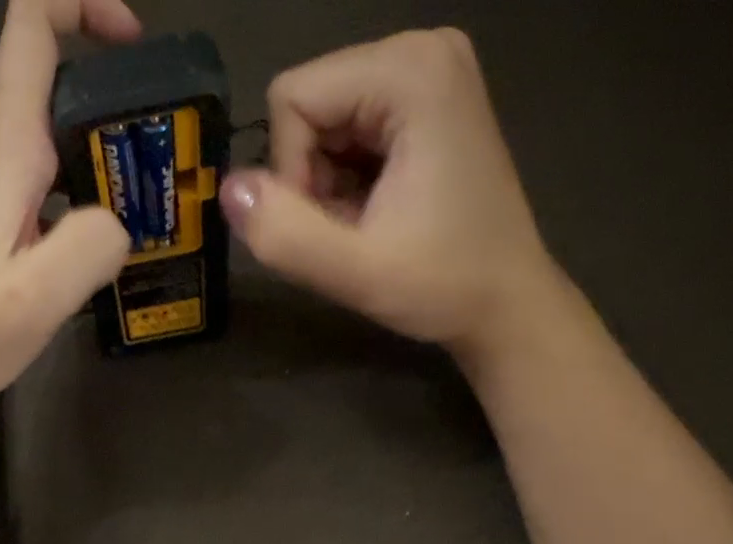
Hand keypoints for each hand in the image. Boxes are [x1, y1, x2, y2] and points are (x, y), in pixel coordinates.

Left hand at [0, 0, 140, 416]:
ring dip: (89, 157)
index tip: (134, 42)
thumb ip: (97, 240)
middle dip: (107, 103)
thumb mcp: (46, 291)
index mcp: (3, 150)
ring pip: (39, 137)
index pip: (31, 27)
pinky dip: (65, 192)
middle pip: (45, 81)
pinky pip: (27, 179)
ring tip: (128, 215)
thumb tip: (114, 225)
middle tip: (153, 167)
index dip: (84, 5)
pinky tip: (78, 251)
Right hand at [222, 30, 561, 354]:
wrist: (506, 304)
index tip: (330, 221)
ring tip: (366, 220)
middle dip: (308, 174)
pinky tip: (377, 207)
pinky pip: (343, 127)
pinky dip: (344, 175)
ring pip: (317, 119)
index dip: (290, 170)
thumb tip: (227, 189)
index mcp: (411, 72)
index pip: (291, 99)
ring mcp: (427, 69)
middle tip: (350, 225)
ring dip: (323, 181)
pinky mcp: (425, 96)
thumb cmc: (443, 287)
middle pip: (304, 103)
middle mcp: (421, 49)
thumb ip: (284, 233)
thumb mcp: (356, 272)